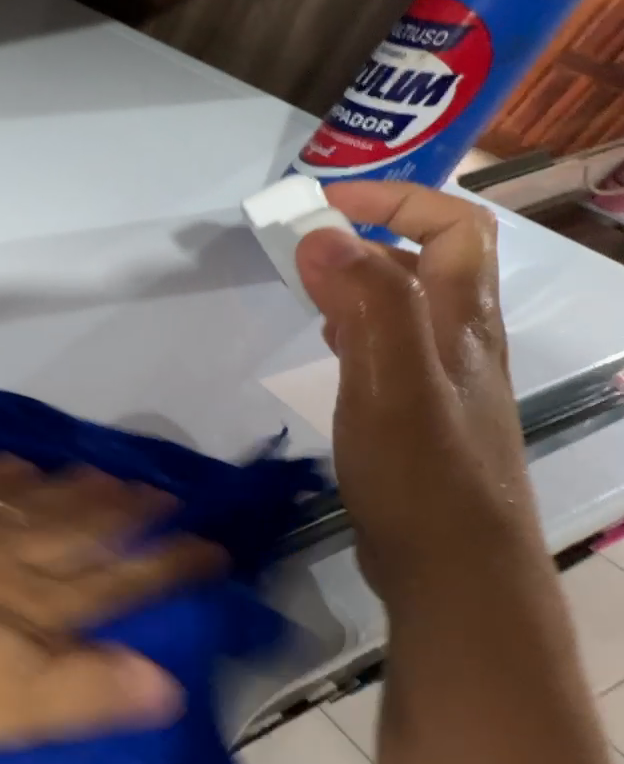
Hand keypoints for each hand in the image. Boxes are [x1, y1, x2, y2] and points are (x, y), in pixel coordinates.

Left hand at [0, 458, 224, 747]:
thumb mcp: (2, 709)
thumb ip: (83, 690)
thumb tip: (167, 678)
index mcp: (29, 610)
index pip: (116, 585)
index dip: (167, 566)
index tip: (212, 543)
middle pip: (77, 531)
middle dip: (128, 514)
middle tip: (168, 491)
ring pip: (27, 500)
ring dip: (73, 487)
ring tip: (109, 471)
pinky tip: (14, 461)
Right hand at [295, 181, 546, 604]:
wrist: (452, 564)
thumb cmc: (423, 472)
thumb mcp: (393, 381)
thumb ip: (368, 303)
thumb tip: (323, 233)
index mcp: (461, 322)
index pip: (455, 228)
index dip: (396, 199)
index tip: (322, 201)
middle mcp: (461, 339)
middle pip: (436, 257)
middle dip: (376, 227)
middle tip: (302, 235)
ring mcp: (441, 375)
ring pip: (411, 299)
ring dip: (362, 272)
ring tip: (303, 277)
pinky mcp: (415, 407)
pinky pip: (391, 340)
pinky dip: (356, 318)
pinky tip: (327, 337)